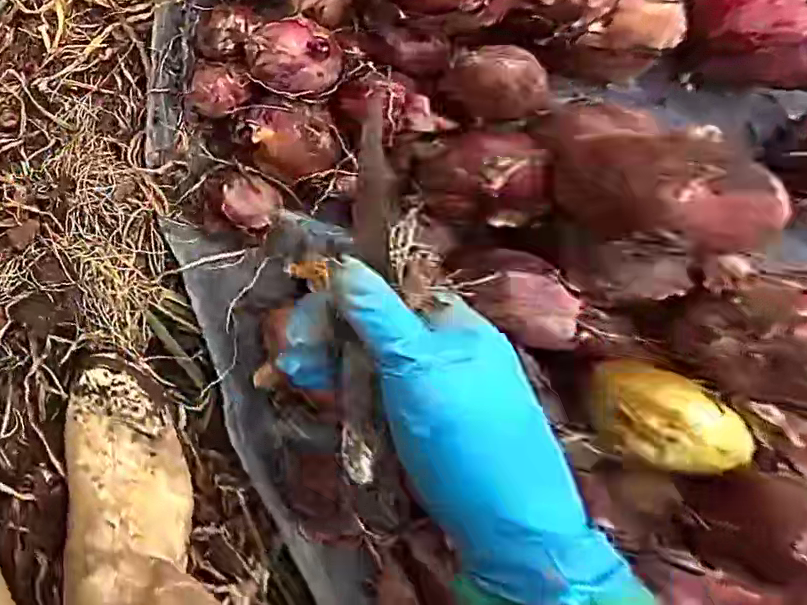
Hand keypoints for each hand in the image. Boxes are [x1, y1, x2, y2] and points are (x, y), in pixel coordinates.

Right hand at [277, 259, 648, 604]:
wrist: (515, 545)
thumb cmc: (468, 443)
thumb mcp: (416, 369)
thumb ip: (377, 312)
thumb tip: (342, 261)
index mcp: (454, 325)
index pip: (387, 287)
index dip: (343, 297)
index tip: (307, 318)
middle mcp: (442, 348)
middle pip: (370, 321)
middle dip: (325, 333)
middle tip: (292, 353)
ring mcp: (431, 384)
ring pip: (365, 355)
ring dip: (325, 360)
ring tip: (290, 375)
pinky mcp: (419, 418)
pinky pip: (373, 387)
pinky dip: (343, 386)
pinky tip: (316, 391)